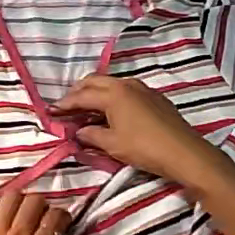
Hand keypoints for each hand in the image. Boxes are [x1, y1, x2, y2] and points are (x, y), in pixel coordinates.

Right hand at [51, 74, 226, 188]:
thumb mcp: (112, 144)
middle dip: (77, 93)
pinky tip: (110, 111)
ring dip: (95, 93)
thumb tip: (79, 132)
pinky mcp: (154, 97)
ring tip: (85, 108)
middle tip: (66, 106)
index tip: (50, 112)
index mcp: (113, 93)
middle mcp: (126, 84)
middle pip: (94, 82)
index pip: (81, 96)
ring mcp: (142, 88)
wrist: (184, 152)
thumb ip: (91, 135)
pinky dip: (111, 97)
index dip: (64, 105)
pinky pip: (125, 90)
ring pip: (110, 84)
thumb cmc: (144, 148)